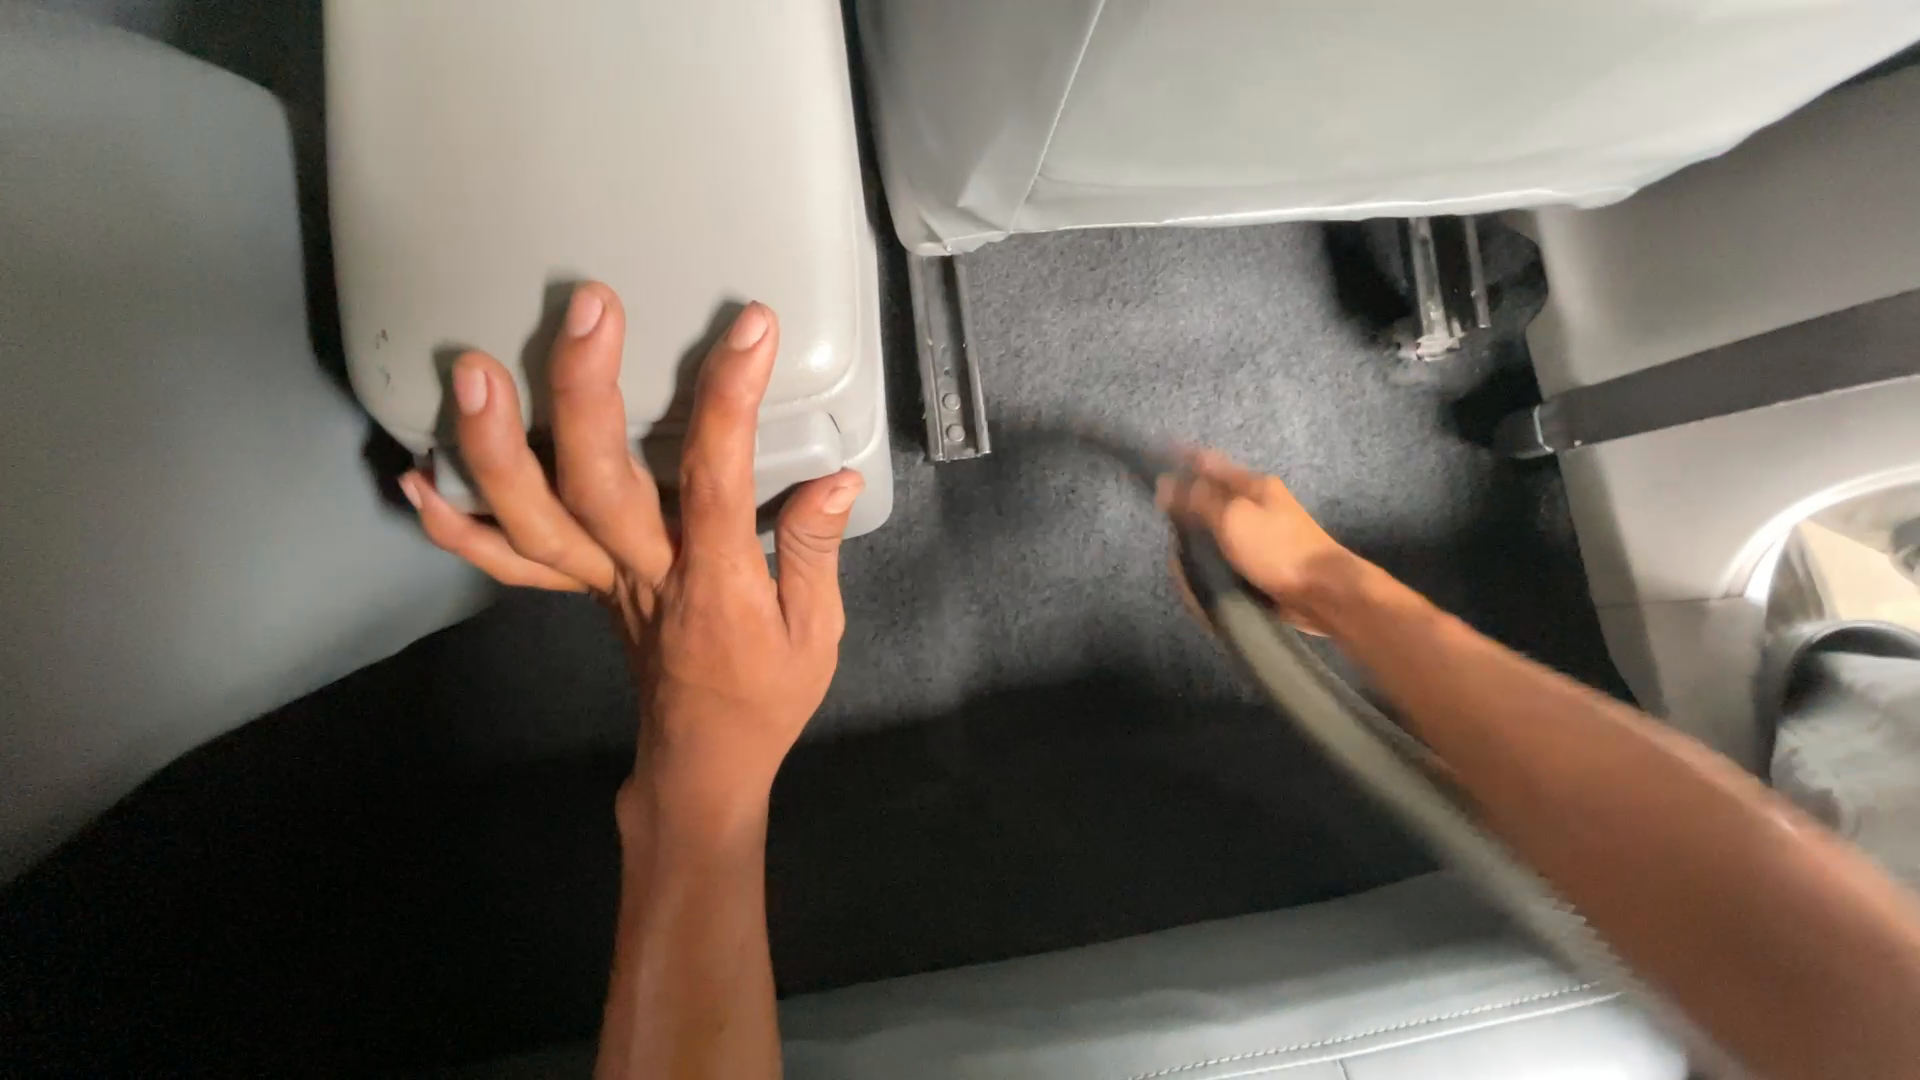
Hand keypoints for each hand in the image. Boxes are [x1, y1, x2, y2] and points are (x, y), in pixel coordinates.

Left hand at [397, 284, 863, 815]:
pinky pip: (506, 564)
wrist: (704, 760)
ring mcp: (599, 583)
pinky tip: (417, 476)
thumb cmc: (766, 696)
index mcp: (718, 582)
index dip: (730, 400)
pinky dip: (455, 525)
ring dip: (496, 444)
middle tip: (589, 311)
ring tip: (472, 366)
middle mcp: (645, 574)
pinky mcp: (578, 592)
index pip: (719, 478)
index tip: (751, 330)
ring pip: (535, 517)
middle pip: (601, 484)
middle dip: (587, 393)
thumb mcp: (816, 630)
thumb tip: (836, 478)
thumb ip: (817, 551)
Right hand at [1156, 450, 1353, 631]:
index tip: (1154, 467)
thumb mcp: (1232, 517)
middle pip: (1208, 500)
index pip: (1208, 463)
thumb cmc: (1276, 548)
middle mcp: (1255, 505)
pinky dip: (1209, 567)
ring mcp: (1259, 535)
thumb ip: (1198, 499)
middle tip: (1169, 533)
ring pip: (1214, 532)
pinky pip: (1225, 557)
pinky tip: (1200, 583)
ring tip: (1183, 567)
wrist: (1324, 592)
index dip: (1180, 460)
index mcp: (1252, 485)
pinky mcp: (1260, 562)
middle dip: (1184, 515)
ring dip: (1196, 547)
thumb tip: (1166, 481)